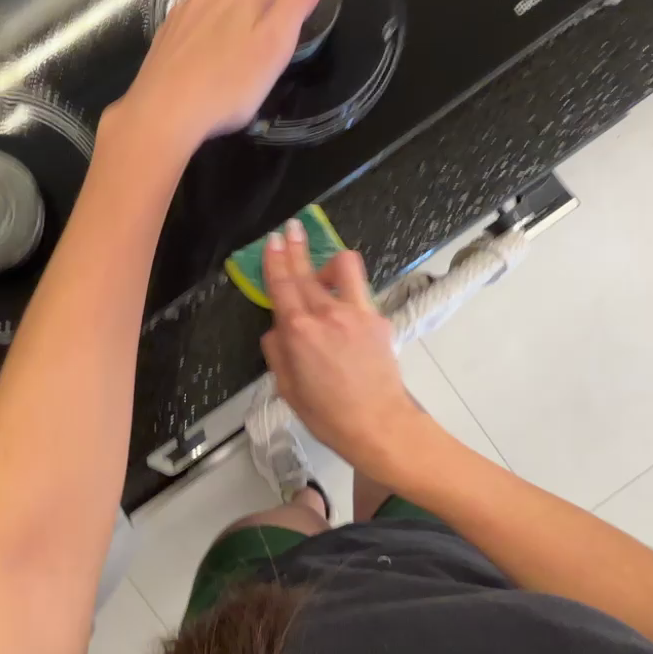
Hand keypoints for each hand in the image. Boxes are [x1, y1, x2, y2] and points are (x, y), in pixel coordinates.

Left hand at [109, 0, 328, 148]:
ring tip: (247, 24)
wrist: (166, 110)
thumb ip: (297, 1)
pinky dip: (210, 20)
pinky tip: (212, 38)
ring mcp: (189, 7)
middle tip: (278, 15)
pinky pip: (198, 14)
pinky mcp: (170, 30)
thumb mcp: (275, 45)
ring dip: (236, 3)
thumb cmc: (229, 85)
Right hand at [260, 218, 428, 476]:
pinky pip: (360, 294)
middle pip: (307, 270)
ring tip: (324, 272)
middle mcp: (326, 314)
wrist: (377, 424)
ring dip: (330, 263)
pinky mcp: (378, 320)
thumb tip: (277, 329)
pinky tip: (345, 311)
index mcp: (298, 331)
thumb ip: (277, 351)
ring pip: (344, 267)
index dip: (275, 259)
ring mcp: (356, 313)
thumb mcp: (287, 388)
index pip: (282, 284)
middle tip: (290, 229)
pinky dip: (348, 295)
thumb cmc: (327, 414)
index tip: (274, 241)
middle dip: (296, 247)